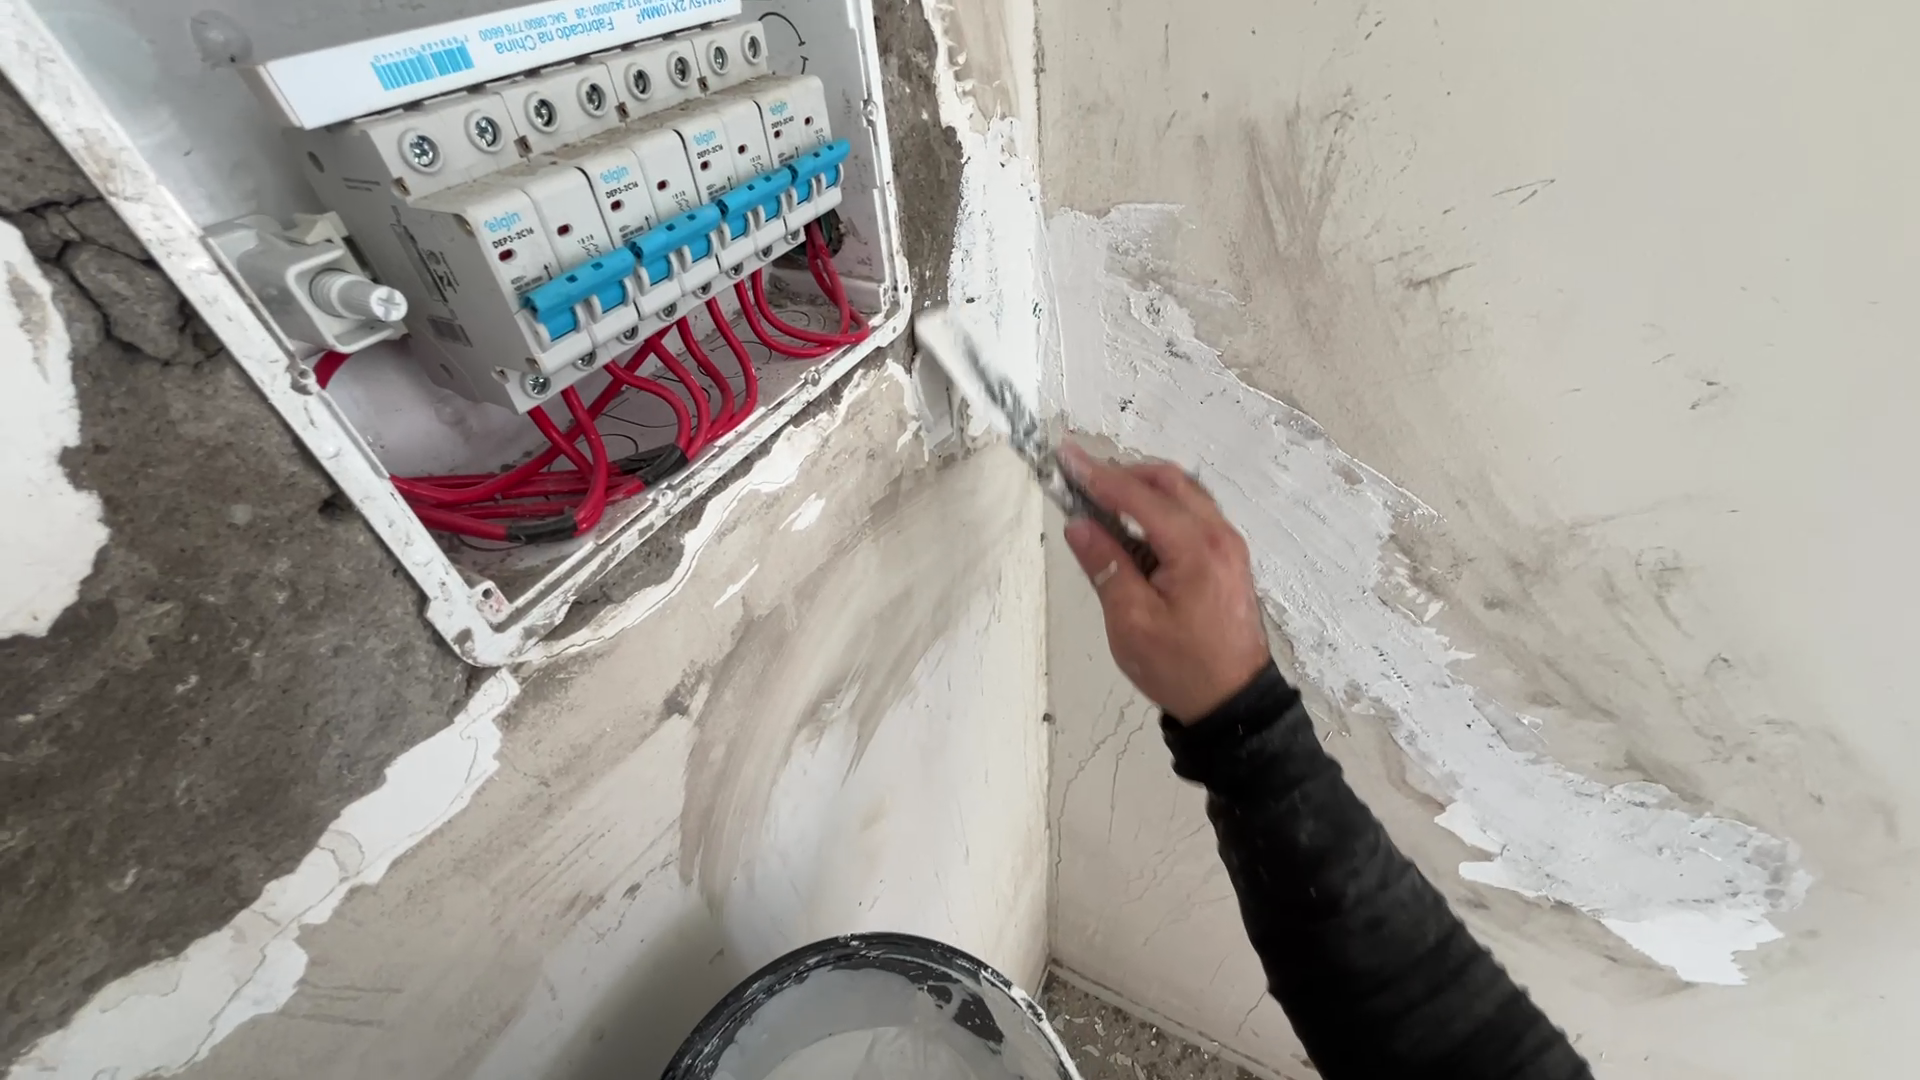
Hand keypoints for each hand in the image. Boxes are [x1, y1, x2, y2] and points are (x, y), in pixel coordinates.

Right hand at [1059, 443, 1270, 723]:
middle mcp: (1219, 535)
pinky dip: (1161, 506)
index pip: (1139, 497)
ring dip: (1143, 488)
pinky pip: (1193, 513)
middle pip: (1168, 480)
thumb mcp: (1131, 622)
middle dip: (1122, 473)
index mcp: (1196, 549)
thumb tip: (1080, 525)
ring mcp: (1228, 545)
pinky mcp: (1228, 557)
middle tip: (1082, 480)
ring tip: (1104, 501)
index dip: (1098, 476)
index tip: (1066, 457)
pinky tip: (1136, 526)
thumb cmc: (1180, 668)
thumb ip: (1106, 566)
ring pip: (1184, 492)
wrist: (1234, 704)